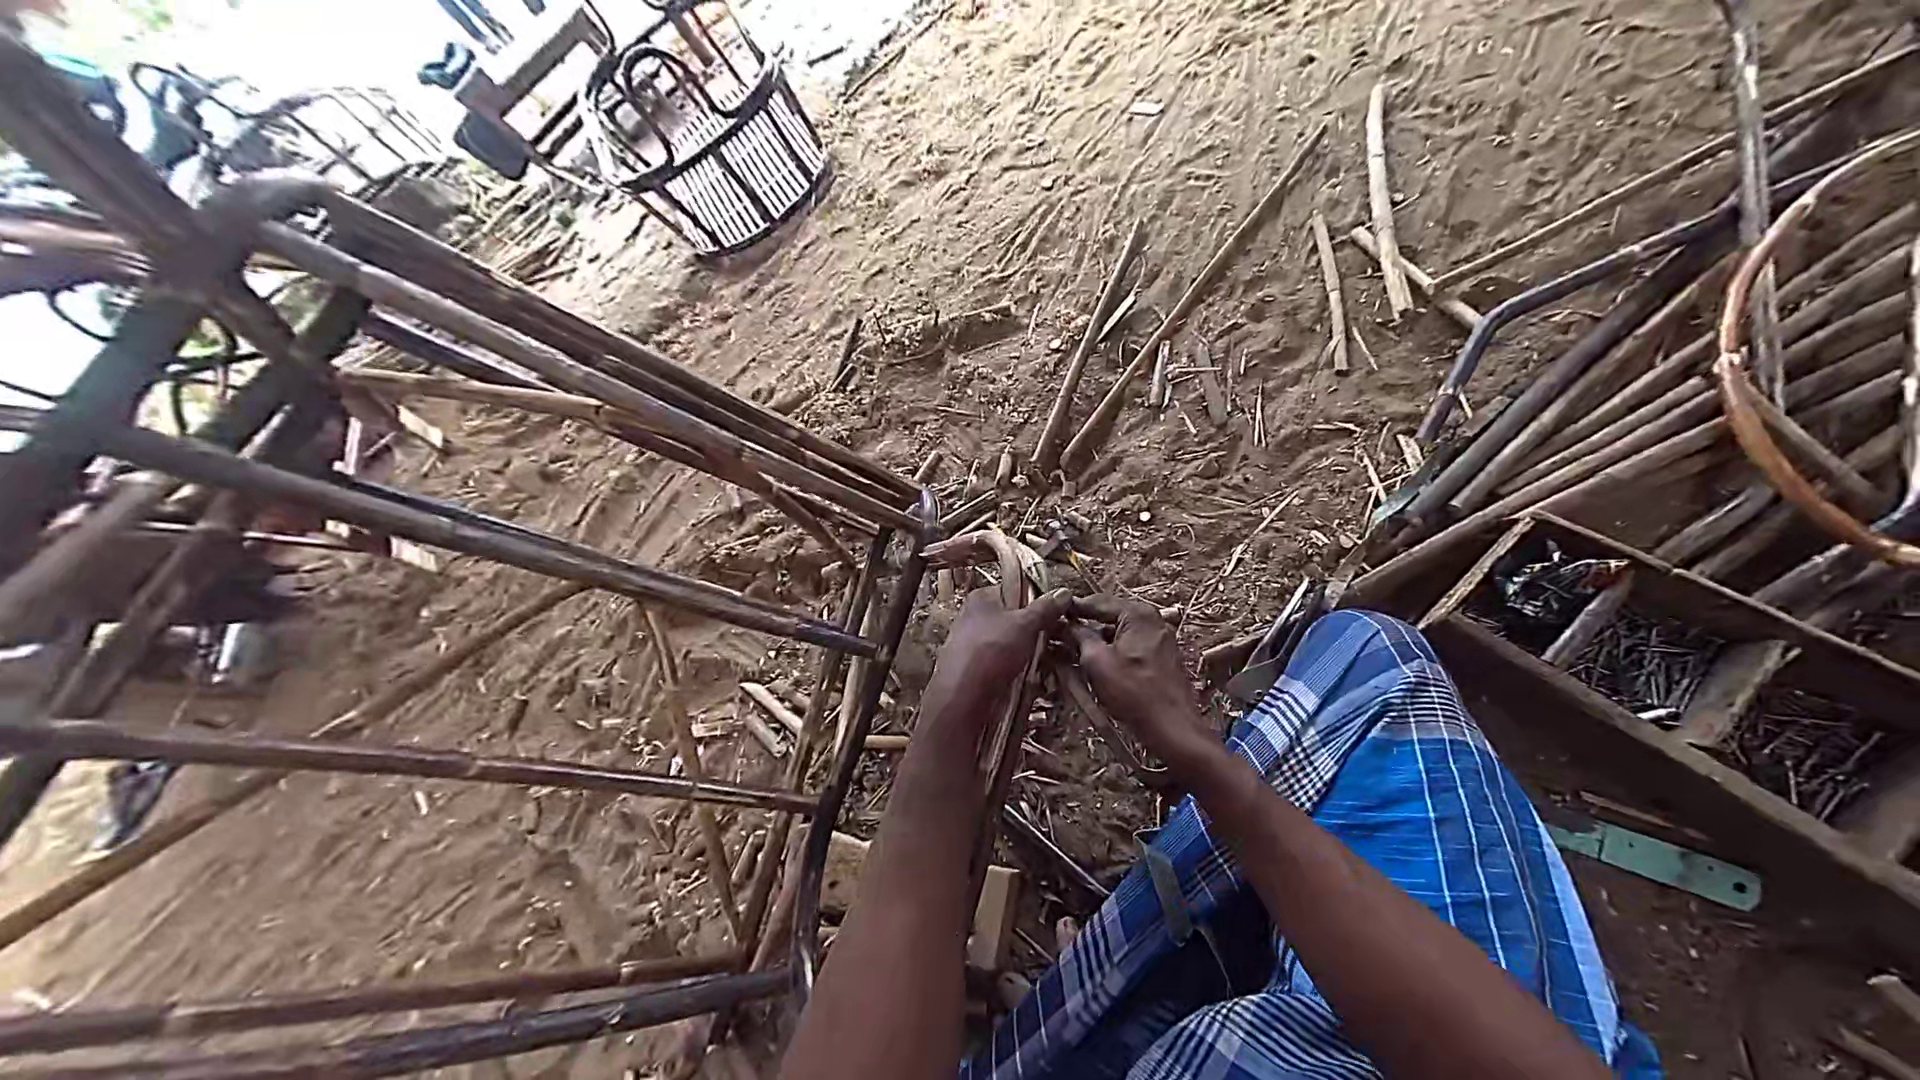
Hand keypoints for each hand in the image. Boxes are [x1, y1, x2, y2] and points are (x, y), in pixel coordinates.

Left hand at [920, 586, 1071, 733]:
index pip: (1016, 590)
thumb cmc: (992, 651)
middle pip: (1014, 619)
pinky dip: (1019, 669)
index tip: (1059, 615)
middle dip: (1038, 631)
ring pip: (1011, 643)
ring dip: (1032, 652)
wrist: (963, 697)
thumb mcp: (1026, 624)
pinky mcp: (974, 668)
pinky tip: (1033, 678)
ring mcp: (971, 644)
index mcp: (981, 598)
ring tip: (1051, 662)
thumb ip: (1045, 608)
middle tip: (1059, 641)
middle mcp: (973, 617)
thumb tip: (1063, 592)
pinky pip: (1003, 663)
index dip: (1039, 601)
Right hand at [1065, 596, 1220, 778]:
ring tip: (1071, 652)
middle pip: (1108, 617)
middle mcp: (1152, 621)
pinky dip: (1111, 653)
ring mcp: (1159, 639)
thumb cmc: (1134, 693)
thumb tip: (1067, 625)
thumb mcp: (1097, 661)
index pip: (1096, 602)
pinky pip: (1128, 648)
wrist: (1172, 728)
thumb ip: (1080, 637)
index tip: (1051, 614)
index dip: (1071, 609)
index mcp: (1138, 614)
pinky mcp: (1160, 658)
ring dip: (1096, 642)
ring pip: (1118, 634)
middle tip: (1058, 635)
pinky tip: (1095, 666)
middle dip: (1083, 627)